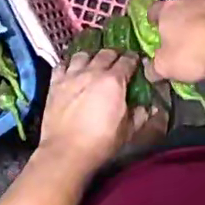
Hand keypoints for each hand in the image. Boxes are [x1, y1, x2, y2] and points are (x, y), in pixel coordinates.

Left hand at [36, 50, 164, 176]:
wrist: (66, 151)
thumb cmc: (101, 143)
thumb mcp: (127, 131)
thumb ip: (140, 115)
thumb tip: (150, 107)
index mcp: (114, 81)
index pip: (127, 61)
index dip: (134, 60)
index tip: (136, 64)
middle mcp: (92, 72)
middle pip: (106, 53)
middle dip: (114, 55)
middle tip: (117, 63)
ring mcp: (71, 75)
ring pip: (83, 54)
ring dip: (91, 57)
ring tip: (94, 63)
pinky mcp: (54, 83)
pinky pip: (62, 64)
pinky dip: (69, 64)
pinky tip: (72, 70)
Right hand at [147, 0, 204, 83]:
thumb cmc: (192, 52)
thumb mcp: (165, 67)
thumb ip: (154, 68)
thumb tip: (149, 70)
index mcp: (167, 10)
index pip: (154, 9)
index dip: (153, 18)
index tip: (155, 27)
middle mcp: (188, 0)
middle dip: (180, 7)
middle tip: (181, 24)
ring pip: (202, 2)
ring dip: (201, 13)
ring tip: (203, 31)